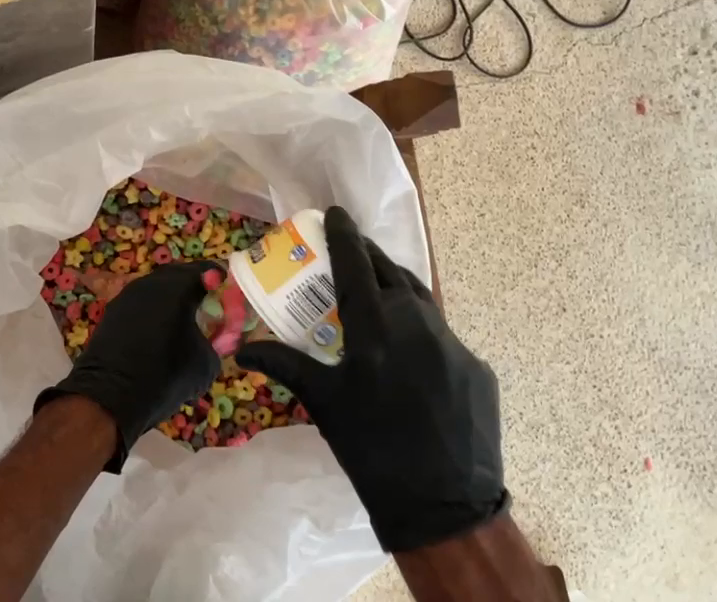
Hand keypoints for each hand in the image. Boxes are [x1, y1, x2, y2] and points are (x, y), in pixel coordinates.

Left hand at [36, 261, 218, 471]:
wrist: (110, 396)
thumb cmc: (166, 376)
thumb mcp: (206, 364)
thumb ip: (217, 343)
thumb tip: (216, 338)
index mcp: (177, 288)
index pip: (205, 271)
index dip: (217, 279)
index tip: (225, 290)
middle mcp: (150, 283)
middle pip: (178, 274)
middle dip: (193, 285)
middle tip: (206, 303)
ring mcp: (127, 295)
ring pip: (155, 287)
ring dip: (171, 297)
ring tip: (182, 319)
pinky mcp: (112, 311)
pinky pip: (140, 302)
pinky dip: (152, 310)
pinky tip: (158, 331)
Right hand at [237, 207, 506, 552]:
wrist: (442, 505)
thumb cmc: (369, 448)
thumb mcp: (323, 403)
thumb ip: (284, 363)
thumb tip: (240, 348)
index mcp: (374, 330)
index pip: (354, 264)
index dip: (342, 234)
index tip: (333, 212)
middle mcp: (416, 325)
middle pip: (390, 271)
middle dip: (368, 254)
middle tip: (350, 249)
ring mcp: (453, 345)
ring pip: (421, 299)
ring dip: (396, 286)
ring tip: (377, 288)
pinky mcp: (476, 367)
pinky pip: (443, 336)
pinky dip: (420, 330)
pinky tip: (409, 353)